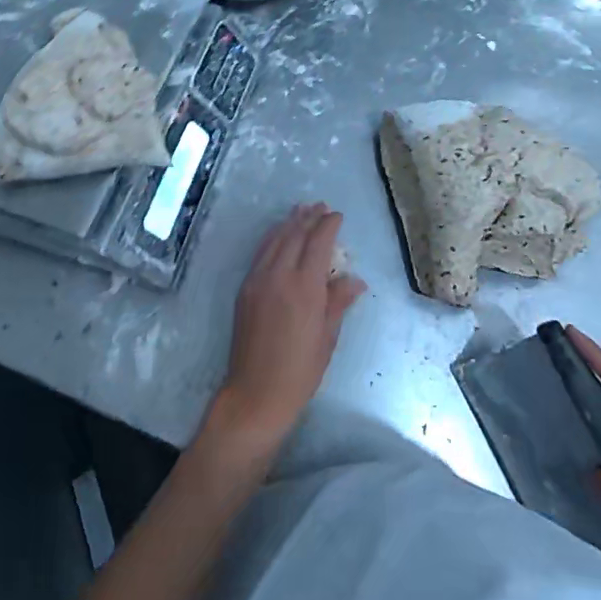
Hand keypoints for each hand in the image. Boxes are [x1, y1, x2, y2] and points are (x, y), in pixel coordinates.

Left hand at [207, 204, 366, 451]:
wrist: (255, 393)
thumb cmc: (300, 370)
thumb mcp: (327, 336)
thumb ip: (338, 301)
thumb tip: (355, 279)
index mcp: (304, 287)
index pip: (318, 242)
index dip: (328, 225)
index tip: (338, 216)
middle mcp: (278, 276)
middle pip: (294, 235)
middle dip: (309, 217)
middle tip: (322, 206)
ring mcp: (257, 281)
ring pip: (275, 240)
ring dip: (290, 223)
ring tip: (302, 210)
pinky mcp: (245, 289)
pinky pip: (261, 253)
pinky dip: (273, 238)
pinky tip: (280, 235)